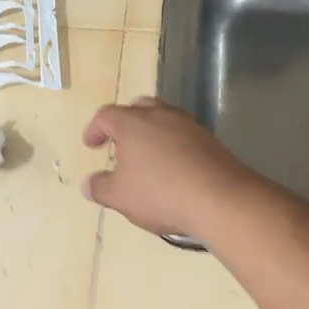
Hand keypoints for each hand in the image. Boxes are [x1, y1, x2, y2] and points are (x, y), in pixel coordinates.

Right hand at [82, 97, 267, 238]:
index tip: (91, 146)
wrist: (220, 199)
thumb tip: (88, 183)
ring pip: (164, 119)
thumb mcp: (119, 196)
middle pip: (138, 108)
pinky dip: (173, 146)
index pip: (106, 115)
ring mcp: (189, 126)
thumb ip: (100, 187)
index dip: (94, 129)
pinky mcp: (210, 141)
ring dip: (152, 133)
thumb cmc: (160, 193)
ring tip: (148, 158)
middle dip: (126, 124)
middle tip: (121, 145)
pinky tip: (174, 169)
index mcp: (132, 123)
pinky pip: (184, 135)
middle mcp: (161, 116)